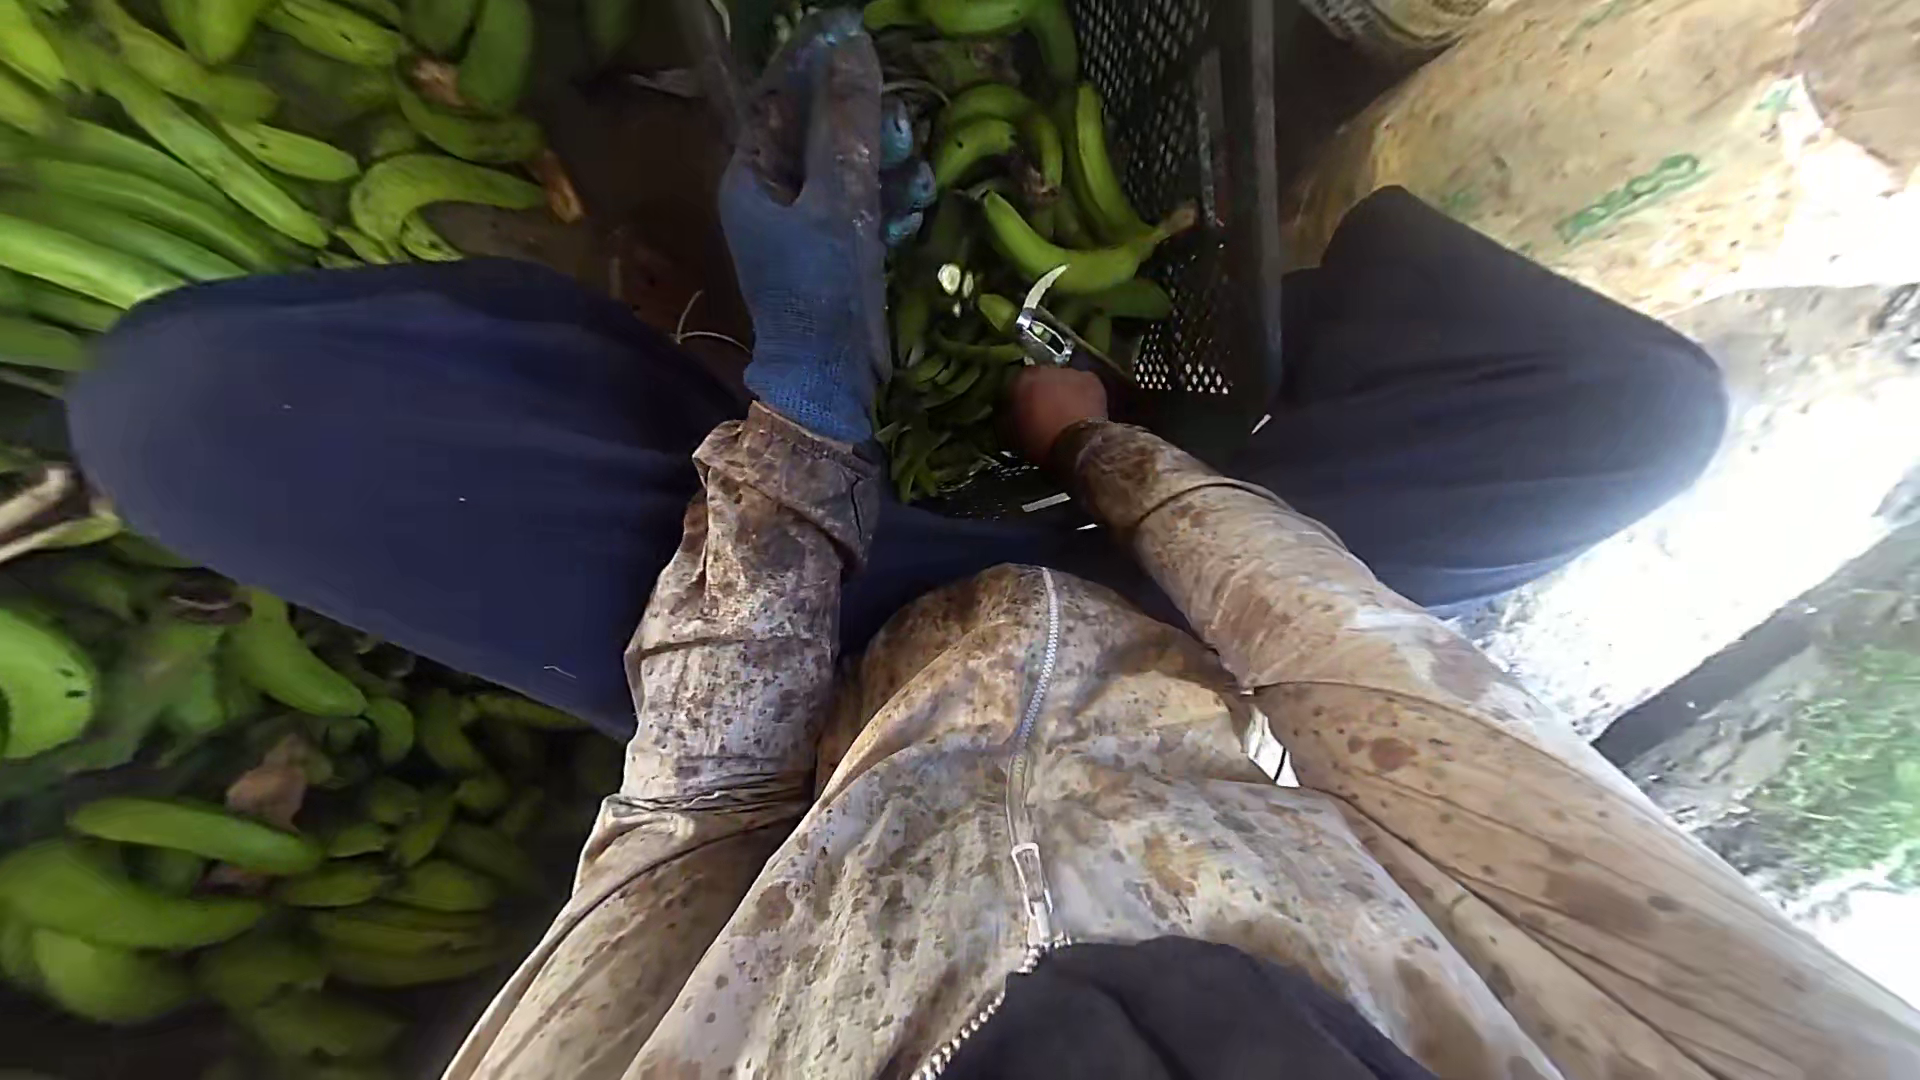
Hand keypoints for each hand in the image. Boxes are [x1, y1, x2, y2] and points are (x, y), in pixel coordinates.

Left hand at [719, 11, 888, 444]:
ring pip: (849, 176)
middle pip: (820, 137)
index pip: (780, 102)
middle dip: (863, 127)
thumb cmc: (823, 291)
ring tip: (918, 171)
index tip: (859, 41)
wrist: (834, 379)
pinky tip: (914, 208)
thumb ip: (845, 127)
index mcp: (753, 180)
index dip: (817, 68)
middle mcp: (776, 200)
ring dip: (886, 168)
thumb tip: (853, 45)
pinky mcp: (840, 259)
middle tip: (903, 123)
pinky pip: (863, 214)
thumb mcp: (837, 203)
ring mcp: (810, 232)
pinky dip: (889, 207)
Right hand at [1007, 366, 1107, 463]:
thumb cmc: (1041, 443)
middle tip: (1044, 412)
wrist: (1078, 445)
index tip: (1021, 411)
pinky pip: (1082, 384)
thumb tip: (1007, 414)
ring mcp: (1069, 372)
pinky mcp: (1091, 379)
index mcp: (1019, 381)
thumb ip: (1007, 418)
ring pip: (1062, 380)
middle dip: (1041, 393)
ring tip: (1065, 412)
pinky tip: (1081, 410)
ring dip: (1062, 392)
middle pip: (1040, 379)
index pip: (1014, 384)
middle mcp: (1043, 370)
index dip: (1018, 399)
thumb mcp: (1013, 435)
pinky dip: (1081, 395)